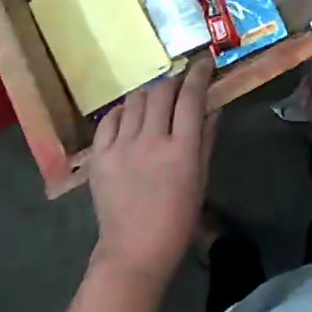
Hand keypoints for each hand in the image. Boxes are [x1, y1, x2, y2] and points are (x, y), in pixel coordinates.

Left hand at [84, 57, 217, 285]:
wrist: (134, 249)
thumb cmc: (176, 218)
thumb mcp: (200, 179)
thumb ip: (206, 139)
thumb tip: (213, 106)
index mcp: (181, 149)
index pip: (191, 98)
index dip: (198, 74)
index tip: (203, 62)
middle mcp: (150, 141)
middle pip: (161, 92)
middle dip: (173, 80)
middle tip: (179, 83)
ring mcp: (121, 146)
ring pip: (135, 100)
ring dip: (149, 93)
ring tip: (155, 99)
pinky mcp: (99, 155)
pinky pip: (110, 118)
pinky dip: (123, 111)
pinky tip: (129, 115)